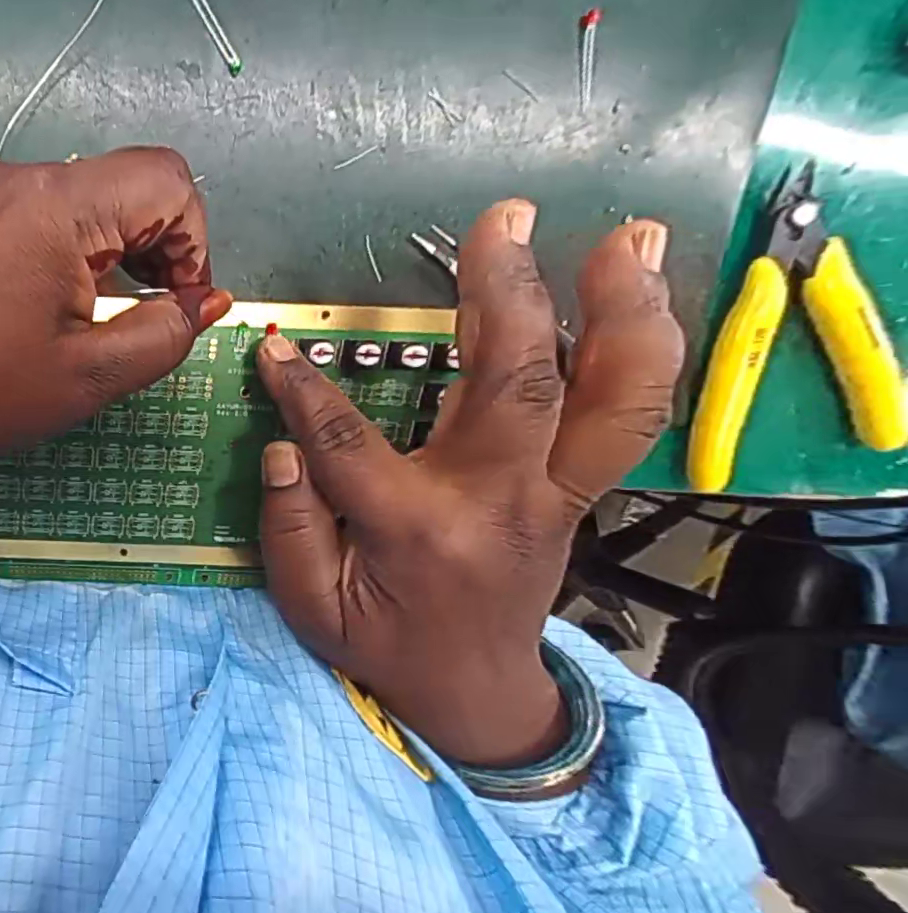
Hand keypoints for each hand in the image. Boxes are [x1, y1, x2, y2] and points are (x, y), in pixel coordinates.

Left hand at [0, 148, 232, 484]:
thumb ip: (168, 332)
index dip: (194, 242)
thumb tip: (209, 299)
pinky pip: (43, 212)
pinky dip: (71, 248)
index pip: (166, 181)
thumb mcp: (90, 376)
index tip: (180, 305)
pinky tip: (61, 299)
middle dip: (157, 247)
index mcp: (52, 205)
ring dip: (114, 249)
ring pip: (86, 198)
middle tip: (147, 313)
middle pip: (126, 184)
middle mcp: (16, 177)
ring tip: (103, 312)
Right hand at [252, 201, 680, 768]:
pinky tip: (632, 299)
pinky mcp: (573, 494)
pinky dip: (639, 353)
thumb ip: (288, 528)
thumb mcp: (307, 603)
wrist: (472, 691)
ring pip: (610, 397)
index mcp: (416, 531)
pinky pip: (624, 417)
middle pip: (515, 384)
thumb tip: (283, 450)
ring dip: (623, 311)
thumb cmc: (378, 645)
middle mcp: (497, 503)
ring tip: (626, 237)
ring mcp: (552, 496)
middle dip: (506, 294)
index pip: (346, 441)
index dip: (302, 389)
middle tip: (501, 221)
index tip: (274, 346)